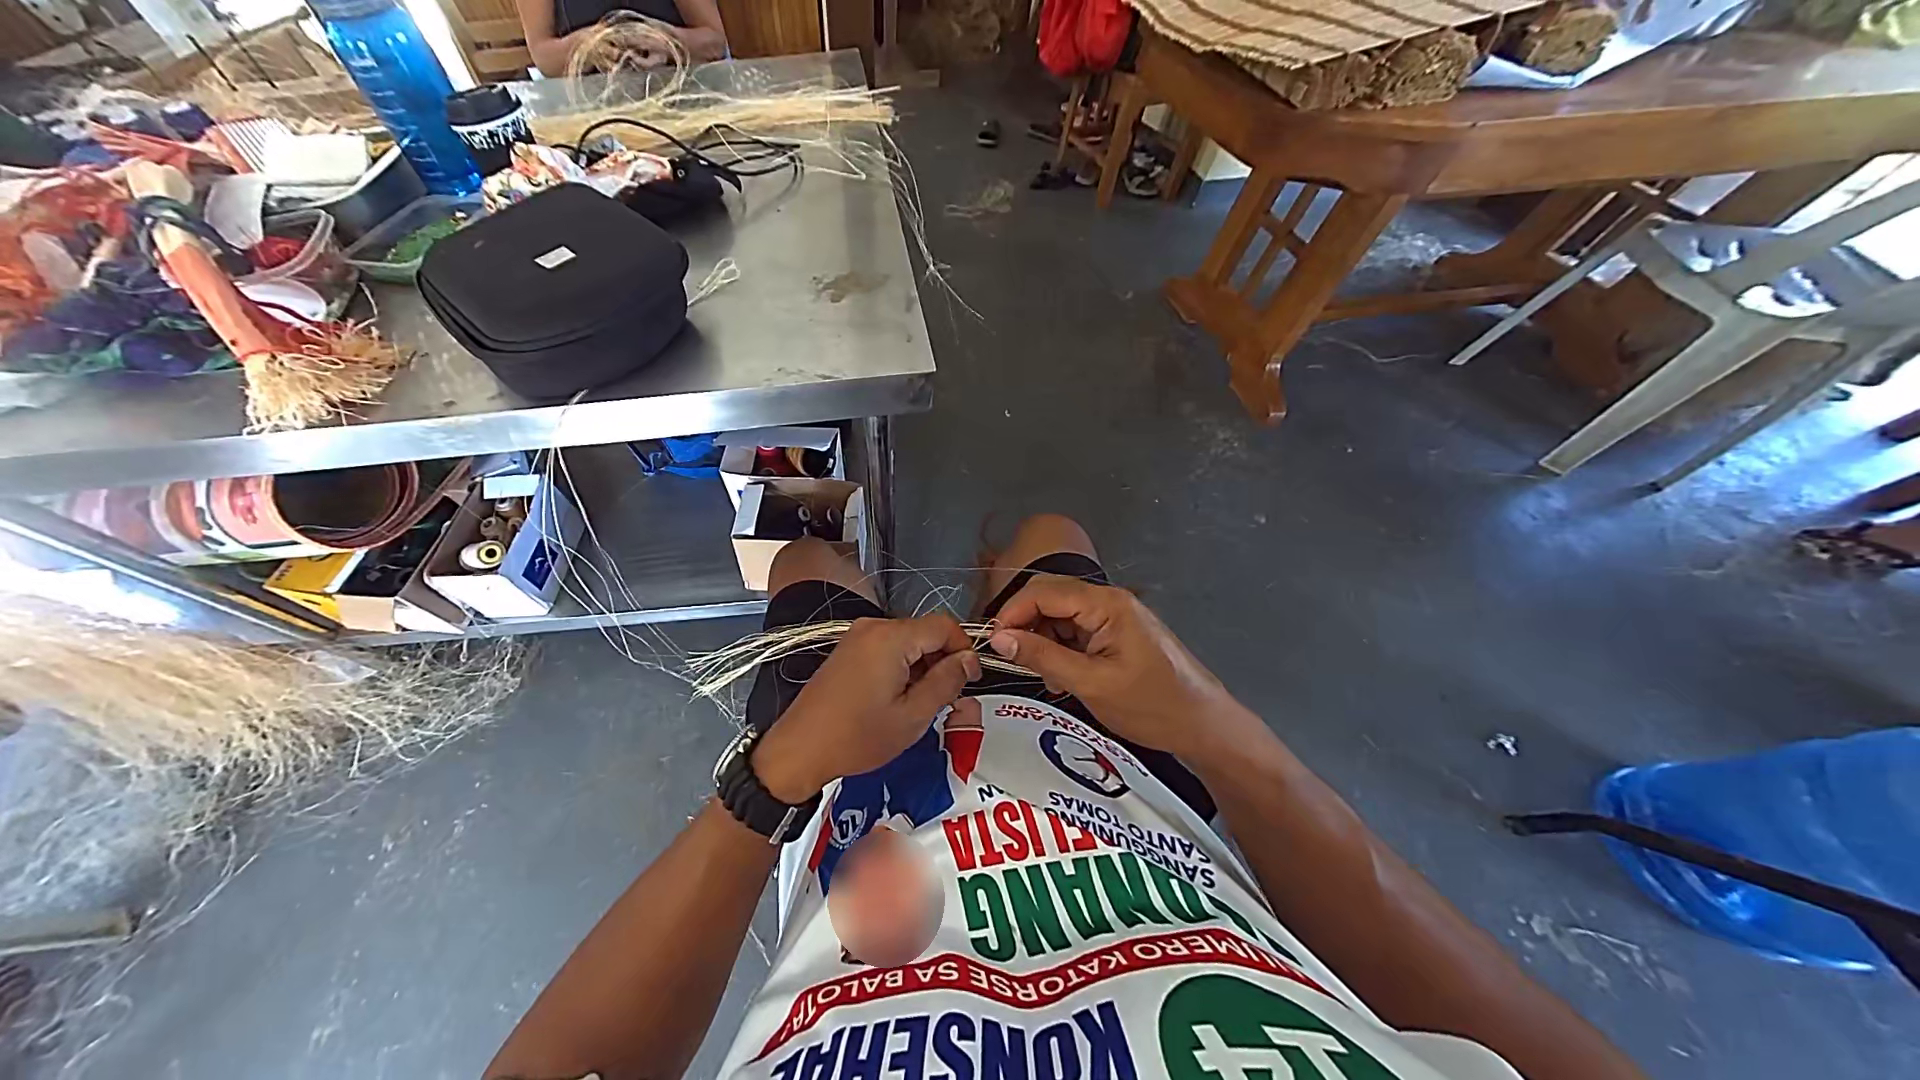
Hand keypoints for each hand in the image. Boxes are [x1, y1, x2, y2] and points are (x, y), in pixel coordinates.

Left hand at [752, 615, 979, 801]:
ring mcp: (857, 637)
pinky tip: (898, 697)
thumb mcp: (913, 715)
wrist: (799, 750)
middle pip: (925, 631)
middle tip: (948, 698)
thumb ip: (946, 682)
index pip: (945, 626)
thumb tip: (969, 660)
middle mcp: (874, 628)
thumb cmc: (857, 737)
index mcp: (891, 638)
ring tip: (922, 703)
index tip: (970, 680)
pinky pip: (888, 648)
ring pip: (908, 640)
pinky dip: (903, 666)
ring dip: (923, 665)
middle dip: (943, 660)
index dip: (965, 650)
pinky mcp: (848, 650)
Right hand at [987, 576, 1249, 758]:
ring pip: (1061, 616)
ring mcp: (1116, 616)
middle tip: (1013, 660)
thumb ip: (1042, 657)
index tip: (992, 642)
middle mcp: (1110, 601)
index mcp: (1107, 604)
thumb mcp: (1090, 684)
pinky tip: (1062, 676)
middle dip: (1026, 626)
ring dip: (1043, 641)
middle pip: (1051, 599)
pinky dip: (1062, 650)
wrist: (1205, 726)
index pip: (1043, 591)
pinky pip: (1077, 631)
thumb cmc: (1153, 706)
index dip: (1012, 613)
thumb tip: (999, 638)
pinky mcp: (1118, 633)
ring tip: (1044, 676)